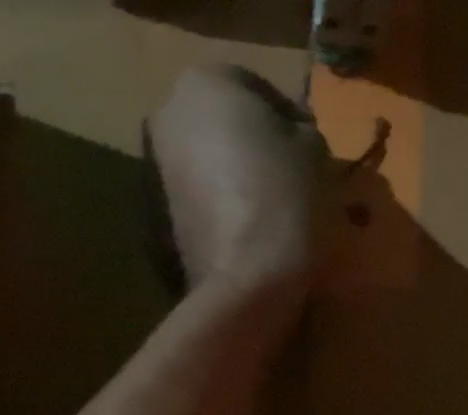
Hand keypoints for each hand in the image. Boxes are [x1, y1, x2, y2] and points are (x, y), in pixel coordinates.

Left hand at [146, 65, 328, 291]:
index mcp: (204, 81)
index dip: (287, 118)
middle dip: (250, 146)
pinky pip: (195, 201)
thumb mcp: (314, 150)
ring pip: (204, 163)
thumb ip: (299, 129)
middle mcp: (166, 116)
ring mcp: (153, 169)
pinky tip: (244, 233)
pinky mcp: (154, 217)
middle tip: (286, 176)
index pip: (255, 87)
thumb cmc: (285, 198)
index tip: (307, 148)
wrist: (245, 280)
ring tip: (267, 209)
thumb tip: (291, 136)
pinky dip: (216, 209)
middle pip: (220, 124)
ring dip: (230, 178)